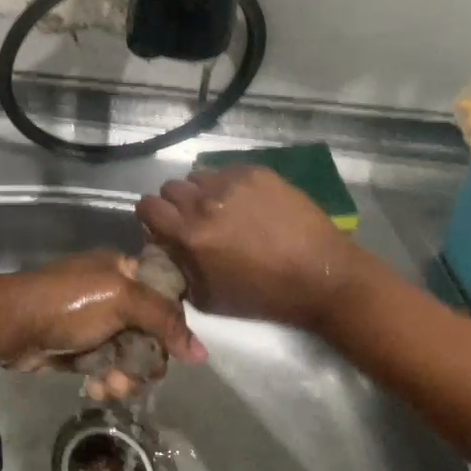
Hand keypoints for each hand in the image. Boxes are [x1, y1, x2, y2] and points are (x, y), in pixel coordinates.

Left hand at [3, 251, 205, 397]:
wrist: (14, 324)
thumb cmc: (69, 303)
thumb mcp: (120, 299)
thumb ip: (163, 320)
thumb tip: (201, 353)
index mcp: (121, 270)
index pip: (164, 297)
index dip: (171, 325)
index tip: (171, 347)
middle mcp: (111, 293)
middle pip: (151, 334)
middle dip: (144, 360)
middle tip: (131, 373)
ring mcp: (95, 323)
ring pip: (131, 356)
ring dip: (125, 377)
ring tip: (108, 385)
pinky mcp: (81, 349)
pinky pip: (109, 369)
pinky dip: (106, 381)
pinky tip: (93, 388)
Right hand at [137, 165, 370, 332]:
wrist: (324, 278)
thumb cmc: (265, 295)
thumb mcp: (210, 298)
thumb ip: (178, 270)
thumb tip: (161, 247)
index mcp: (190, 235)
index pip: (147, 205)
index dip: (151, 215)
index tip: (164, 224)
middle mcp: (204, 203)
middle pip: (170, 187)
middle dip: (177, 203)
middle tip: (196, 219)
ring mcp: (232, 183)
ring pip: (198, 176)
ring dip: (203, 192)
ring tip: (224, 209)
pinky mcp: (256, 173)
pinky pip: (227, 171)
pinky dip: (229, 185)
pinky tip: (248, 204)